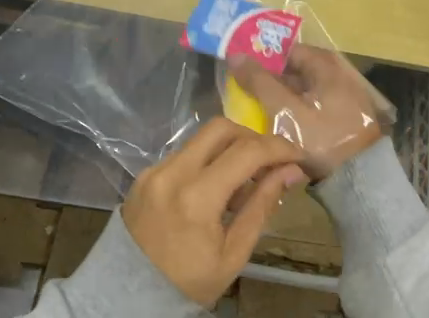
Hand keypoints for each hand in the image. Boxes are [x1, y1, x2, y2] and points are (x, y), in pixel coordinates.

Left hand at [122, 117, 305, 306]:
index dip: (278, 148)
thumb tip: (291, 171)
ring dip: (228, 148)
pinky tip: (214, 187)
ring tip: (242, 180)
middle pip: (221, 128)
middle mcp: (173, 172)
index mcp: (196, 197)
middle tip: (269, 160)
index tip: (297, 155)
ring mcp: (155, 170)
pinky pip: (183, 154)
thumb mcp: (233, 254)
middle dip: (252, 137)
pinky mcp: (144, 174)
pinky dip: (205, 161)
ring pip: (200, 138)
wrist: (131, 299)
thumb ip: (262, 206)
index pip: (246, 152)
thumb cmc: (189, 283)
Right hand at [231, 46, 384, 180]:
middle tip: (245, 94)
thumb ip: (259, 83)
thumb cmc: (323, 139)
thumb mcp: (286, 111)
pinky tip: (282, 125)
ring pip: (304, 90)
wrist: (363, 179)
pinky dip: (298, 110)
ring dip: (283, 98)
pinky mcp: (346, 116)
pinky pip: (315, 105)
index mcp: (326, 64)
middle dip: (271, 81)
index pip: (286, 51)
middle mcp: (338, 72)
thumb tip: (235, 54)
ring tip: (257, 111)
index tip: (241, 72)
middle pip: (295, 70)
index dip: (263, 59)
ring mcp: (345, 94)